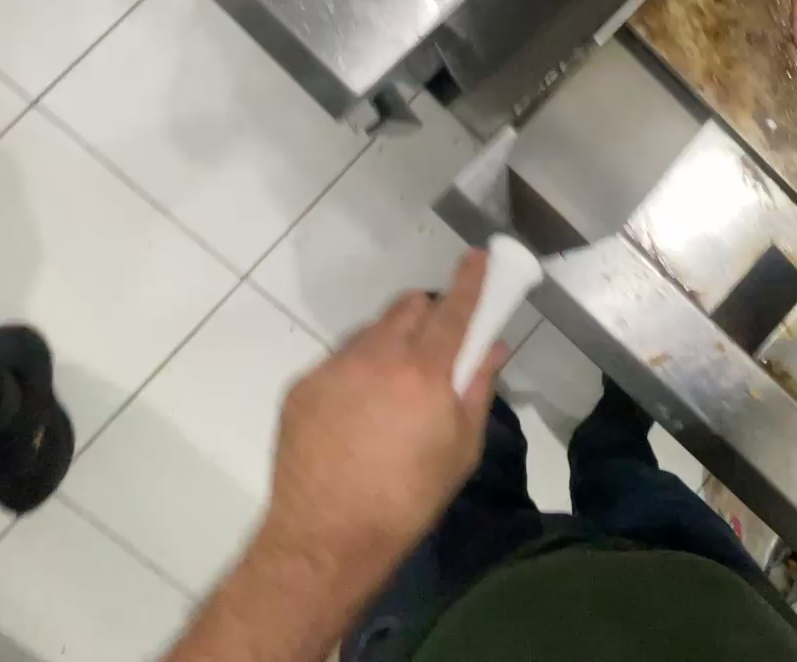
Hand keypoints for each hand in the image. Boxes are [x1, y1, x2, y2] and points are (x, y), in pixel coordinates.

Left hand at [259, 250, 508, 578]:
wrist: (326, 541)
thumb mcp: (462, 448)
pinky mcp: (303, 385)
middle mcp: (379, 357)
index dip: (471, 279)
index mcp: (425, 372)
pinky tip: (355, 414)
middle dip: (428, 313)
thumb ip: (479, 387)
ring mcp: (335, 367)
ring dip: (391, 341)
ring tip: (389, 390)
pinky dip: (357, 371)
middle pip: (410, 305)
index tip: (478, 255)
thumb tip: (493, 347)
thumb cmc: (409, 498)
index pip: (455, 309)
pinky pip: (341, 359)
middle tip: (434, 347)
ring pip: (373, 330)